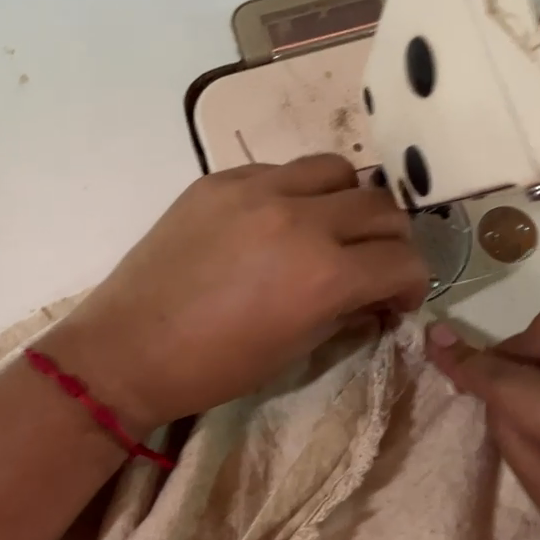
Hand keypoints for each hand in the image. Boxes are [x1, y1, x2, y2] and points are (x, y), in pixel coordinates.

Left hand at [41, 155, 428, 431]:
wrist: (127, 349)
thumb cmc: (211, 368)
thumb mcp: (293, 350)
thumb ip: (344, 311)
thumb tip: (373, 294)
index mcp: (324, 274)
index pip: (402, 259)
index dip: (412, 283)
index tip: (396, 298)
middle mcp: (300, 219)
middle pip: (380, 207)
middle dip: (389, 241)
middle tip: (371, 265)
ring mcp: (255, 190)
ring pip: (335, 170)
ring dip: (347, 202)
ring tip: (328, 230)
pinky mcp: (218, 180)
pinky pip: (279, 171)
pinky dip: (293, 193)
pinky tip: (273, 223)